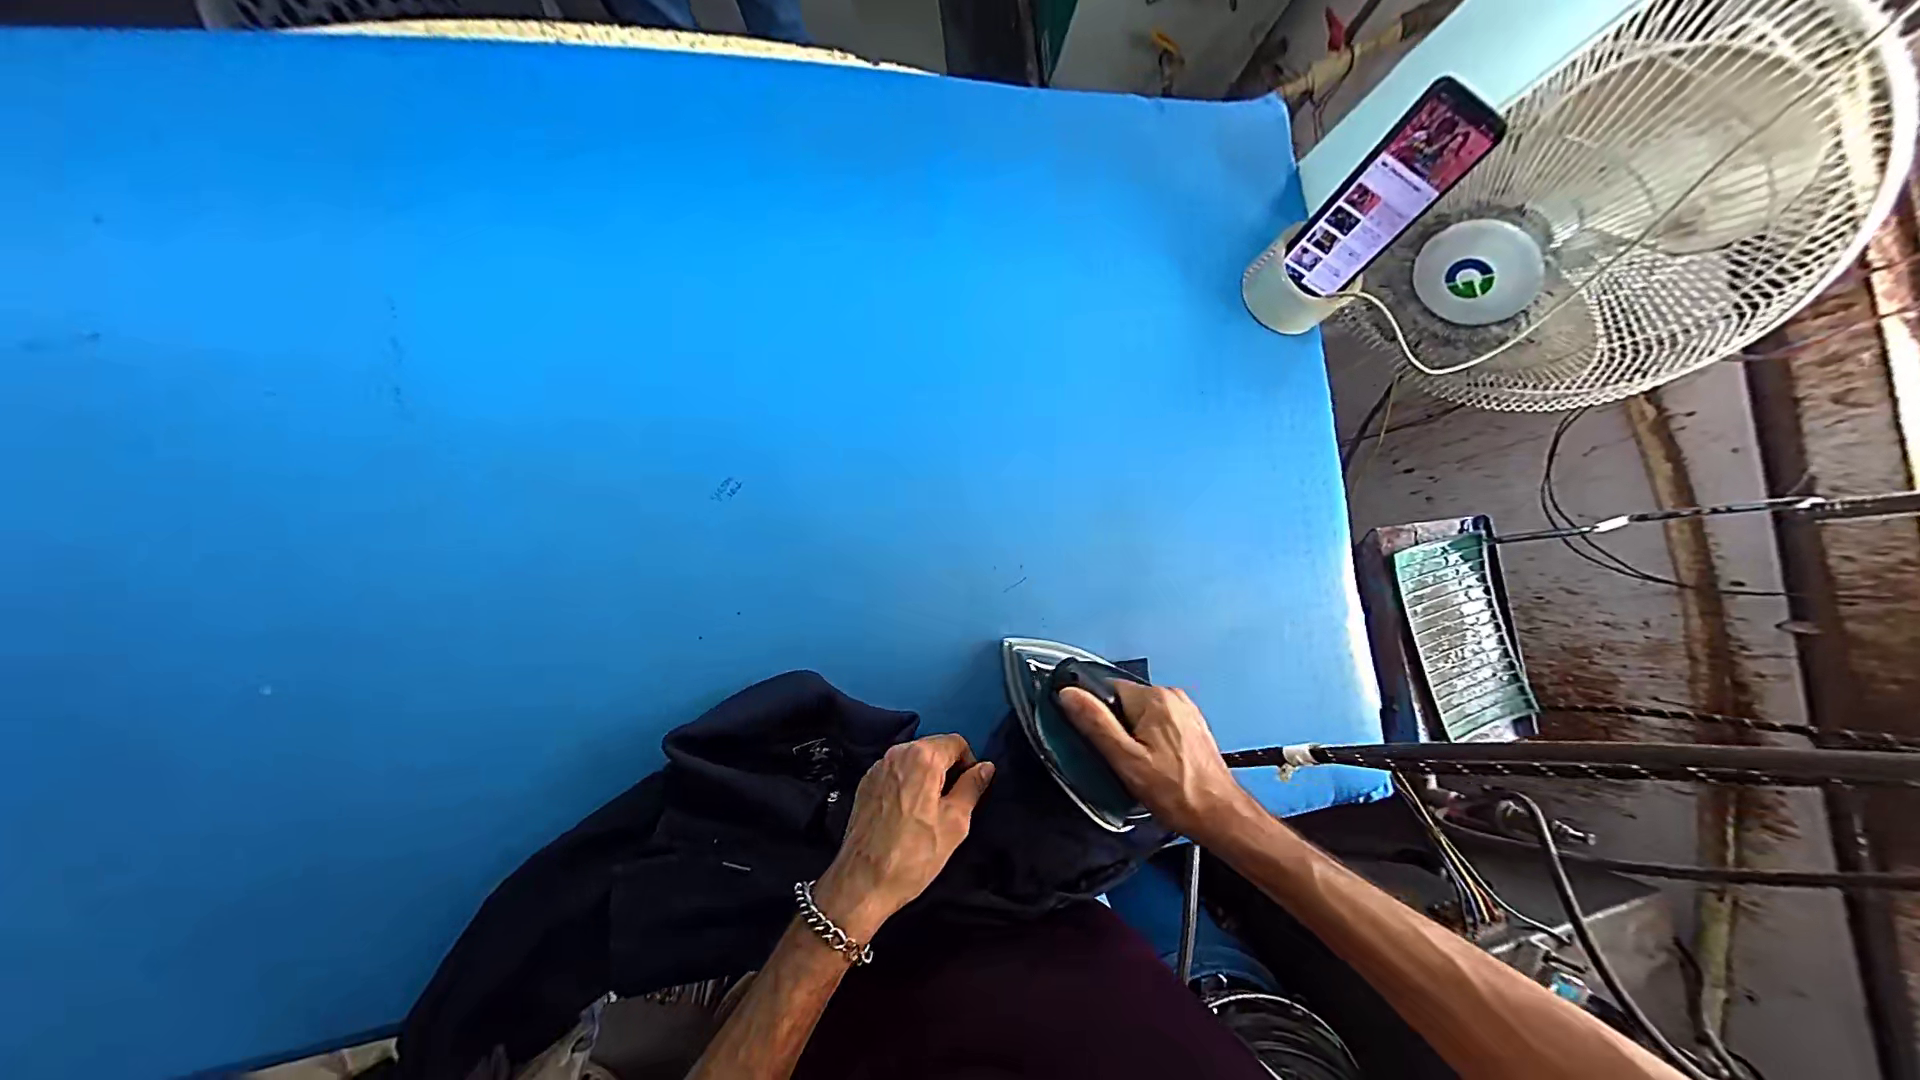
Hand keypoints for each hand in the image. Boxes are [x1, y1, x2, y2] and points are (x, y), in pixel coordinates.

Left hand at [813, 734, 993, 940]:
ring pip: (913, 760)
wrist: (862, 882)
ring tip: (928, 811)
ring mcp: (877, 767)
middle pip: (933, 748)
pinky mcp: (865, 783)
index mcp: (922, 757)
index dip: (969, 763)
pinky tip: (906, 813)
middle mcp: (897, 753)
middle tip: (952, 804)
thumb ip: (972, 787)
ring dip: (926, 776)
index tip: (970, 789)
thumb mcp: (955, 823)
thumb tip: (986, 767)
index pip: (956, 742)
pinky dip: (906, 784)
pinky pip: (895, 773)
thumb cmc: (914, 854)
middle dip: (947, 769)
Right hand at [1057, 682, 1252, 841]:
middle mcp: (1172, 697)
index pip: (1107, 689)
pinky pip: (1158, 724)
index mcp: (1154, 698)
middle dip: (1118, 729)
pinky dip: (1152, 741)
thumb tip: (1069, 694)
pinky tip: (1158, 766)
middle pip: (1124, 702)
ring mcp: (1185, 711)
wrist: (1220, 815)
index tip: (1103, 740)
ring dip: (1135, 736)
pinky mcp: (1191, 726)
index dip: (1098, 715)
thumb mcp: (1125, 759)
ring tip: (1143, 765)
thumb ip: (1095, 722)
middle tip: (1125, 759)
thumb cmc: (1177, 793)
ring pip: (1141, 714)